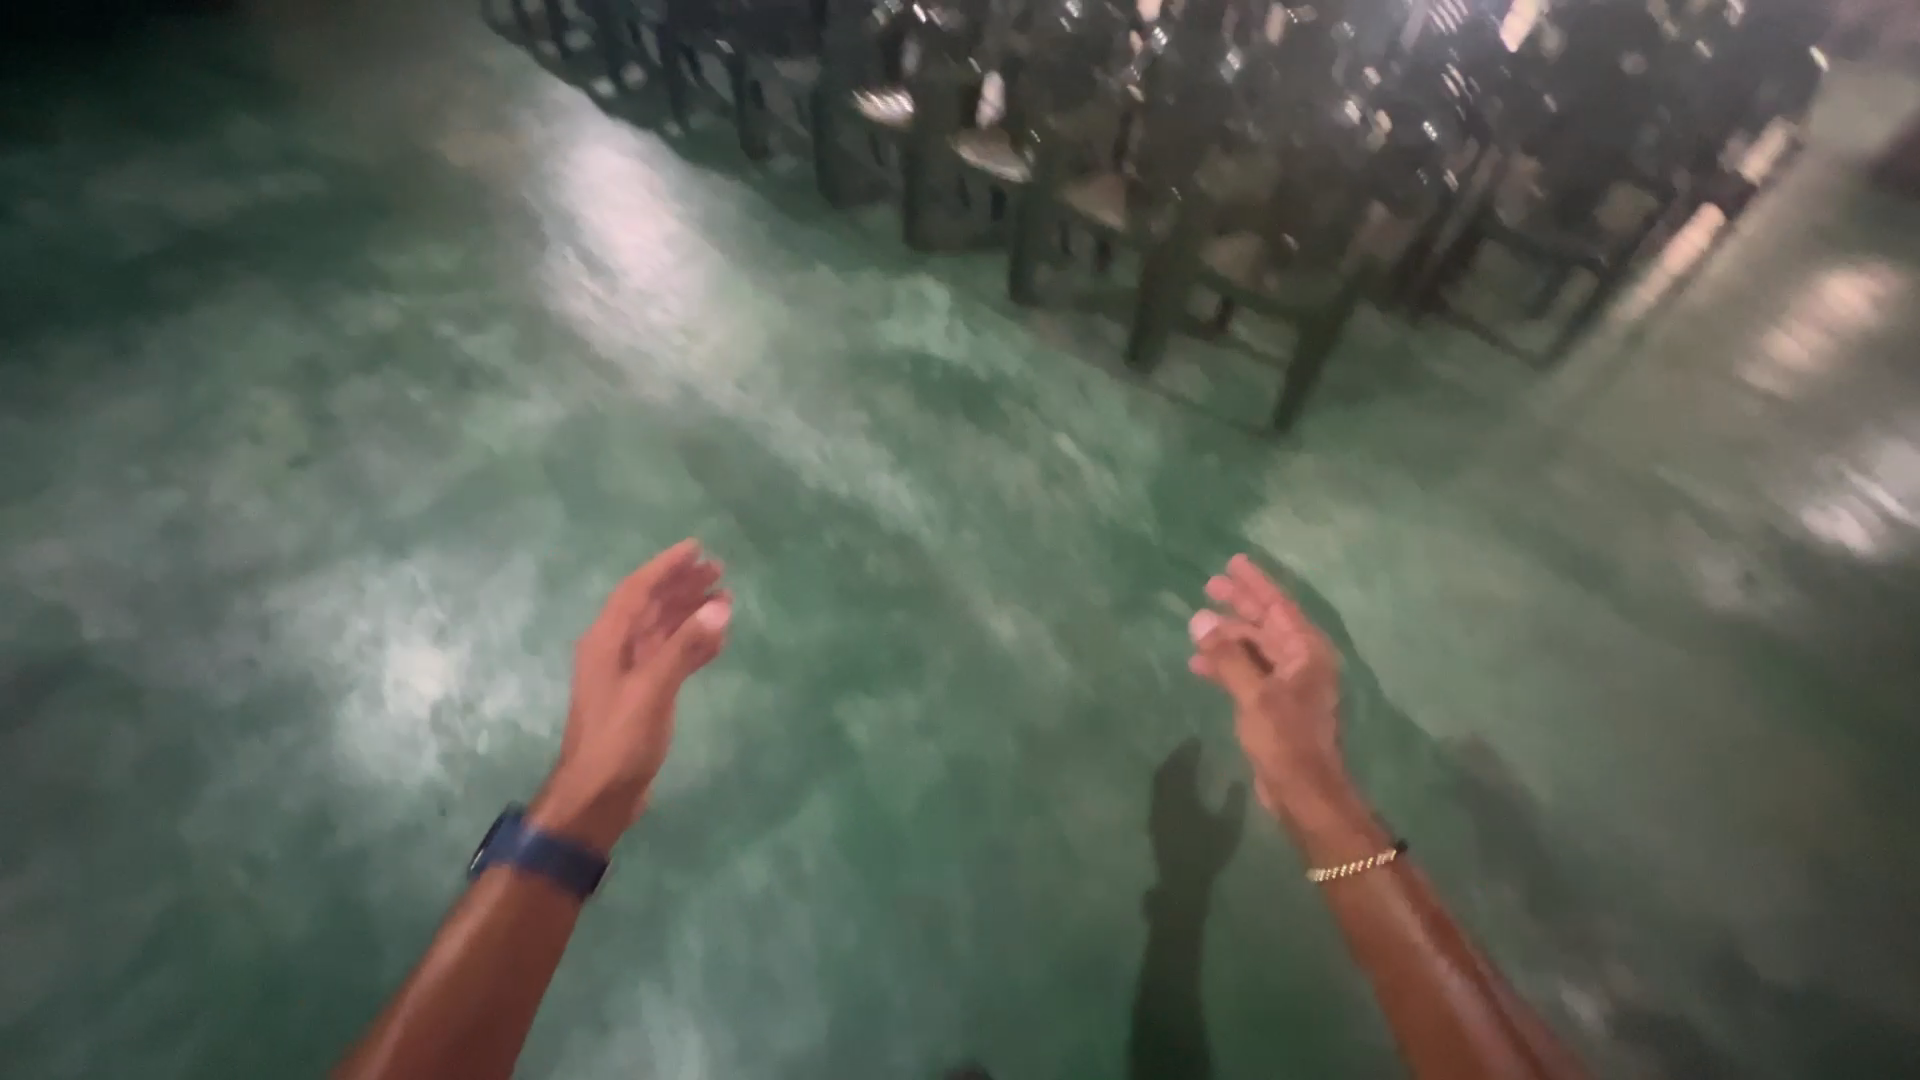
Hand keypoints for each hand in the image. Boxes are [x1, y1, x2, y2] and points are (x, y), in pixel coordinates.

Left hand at [530, 540, 730, 852]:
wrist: (597, 797)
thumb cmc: (618, 741)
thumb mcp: (652, 691)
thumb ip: (684, 648)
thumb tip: (720, 607)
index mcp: (607, 642)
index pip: (636, 591)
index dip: (664, 568)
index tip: (695, 549)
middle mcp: (615, 650)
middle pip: (650, 606)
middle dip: (682, 586)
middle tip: (719, 570)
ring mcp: (630, 673)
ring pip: (663, 630)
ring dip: (690, 613)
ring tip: (725, 598)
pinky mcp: (644, 694)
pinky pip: (671, 656)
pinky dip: (693, 644)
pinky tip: (717, 640)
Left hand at [1148, 738, 1245, 885]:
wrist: (1181, 879)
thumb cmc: (1208, 853)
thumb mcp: (1228, 828)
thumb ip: (1234, 802)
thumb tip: (1239, 780)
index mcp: (1182, 796)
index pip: (1184, 766)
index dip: (1189, 751)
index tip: (1197, 740)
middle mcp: (1165, 797)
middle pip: (1168, 769)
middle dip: (1177, 755)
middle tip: (1188, 746)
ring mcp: (1156, 808)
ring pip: (1159, 779)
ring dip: (1169, 765)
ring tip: (1181, 759)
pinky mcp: (1153, 818)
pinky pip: (1156, 789)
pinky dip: (1164, 779)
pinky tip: (1172, 782)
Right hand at [1187, 555, 1351, 830]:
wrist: (1304, 793)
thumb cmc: (1285, 740)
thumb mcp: (1253, 695)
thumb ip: (1227, 655)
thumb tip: (1199, 619)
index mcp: (1305, 652)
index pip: (1278, 606)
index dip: (1255, 584)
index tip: (1233, 562)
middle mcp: (1301, 661)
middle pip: (1266, 622)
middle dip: (1239, 604)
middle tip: (1210, 584)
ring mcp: (1289, 683)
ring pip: (1254, 647)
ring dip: (1228, 635)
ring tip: (1196, 623)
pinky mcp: (1274, 703)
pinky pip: (1248, 670)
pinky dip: (1226, 663)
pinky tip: (1199, 663)